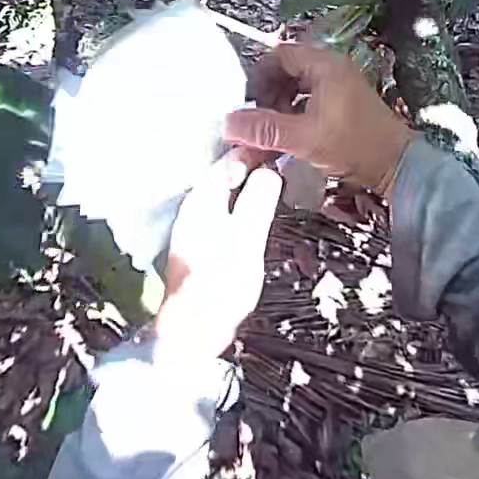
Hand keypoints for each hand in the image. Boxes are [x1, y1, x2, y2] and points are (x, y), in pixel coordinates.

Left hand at [152, 152, 282, 364]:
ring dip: (248, 184)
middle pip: (225, 174)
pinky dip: (242, 202)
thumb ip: (258, 198)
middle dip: (253, 165)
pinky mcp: (201, 244)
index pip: (229, 160)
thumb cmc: (221, 282)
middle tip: (284, 161)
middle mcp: (194, 208)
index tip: (282, 145)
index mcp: (202, 200)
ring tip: (276, 180)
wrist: (195, 332)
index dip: (256, 150)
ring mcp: (195, 227)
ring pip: (225, 192)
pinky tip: (257, 210)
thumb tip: (270, 169)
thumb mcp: (248, 235)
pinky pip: (225, 209)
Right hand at [223, 42, 413, 196]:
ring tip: (270, 133)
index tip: (246, 104)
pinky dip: (292, 115)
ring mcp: (337, 85)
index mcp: (324, 65)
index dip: (258, 77)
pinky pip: (307, 100)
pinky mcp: (340, 103)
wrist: (395, 165)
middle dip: (266, 96)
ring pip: (295, 88)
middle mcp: (330, 68)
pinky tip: (286, 137)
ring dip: (277, 108)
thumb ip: (265, 130)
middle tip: (256, 122)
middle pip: (285, 71)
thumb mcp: (304, 137)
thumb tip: (228, 123)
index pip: (279, 55)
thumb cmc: (354, 145)